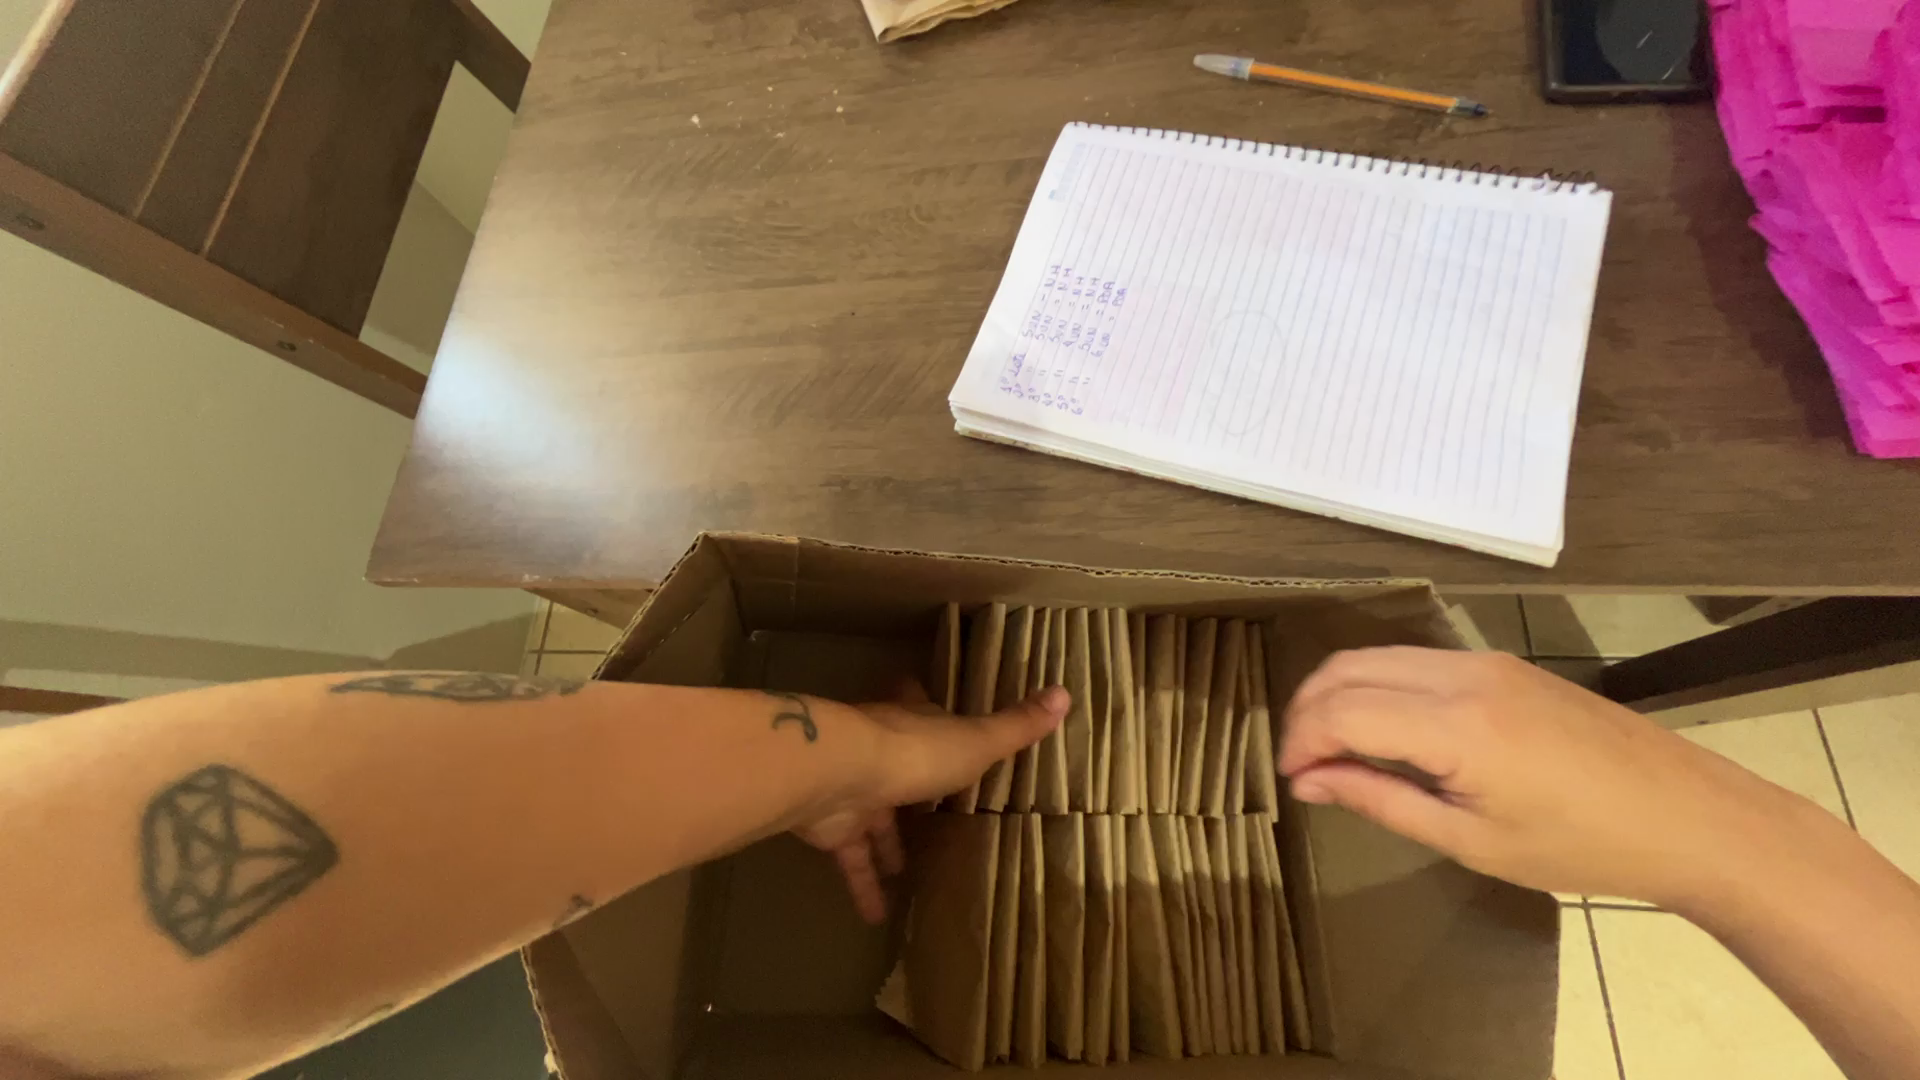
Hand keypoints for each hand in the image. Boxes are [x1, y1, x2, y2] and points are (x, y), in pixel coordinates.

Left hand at [794, 682, 1067, 922]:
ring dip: (887, 846)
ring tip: (908, 874)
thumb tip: (1066, 692)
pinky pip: (852, 859)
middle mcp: (883, 751)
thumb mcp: (977, 741)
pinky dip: (863, 885)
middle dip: (912, 791)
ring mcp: (854, 787)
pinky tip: (875, 915)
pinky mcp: (834, 826)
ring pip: (874, 819)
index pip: (924, 712)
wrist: (840, 775)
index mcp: (916, 725)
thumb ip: (1016, 726)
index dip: (929, 715)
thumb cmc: (916, 753)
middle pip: (898, 766)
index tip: (937, 722)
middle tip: (932, 816)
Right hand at [1277, 647, 1813, 907]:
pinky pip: (1406, 659)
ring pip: (1370, 656)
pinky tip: (1379, 723)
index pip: (1340, 712)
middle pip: (1344, 669)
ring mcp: (1480, 660)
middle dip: (1305, 710)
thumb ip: (1377, 800)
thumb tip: (1305, 782)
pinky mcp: (1496, 661)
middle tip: (1300, 759)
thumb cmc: (1583, 847)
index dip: (1300, 741)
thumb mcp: (1471, 841)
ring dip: (1334, 692)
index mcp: (1456, 726)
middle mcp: (1459, 675)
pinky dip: (1371, 684)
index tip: (1290, 777)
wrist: (1698, 819)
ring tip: (1330, 742)